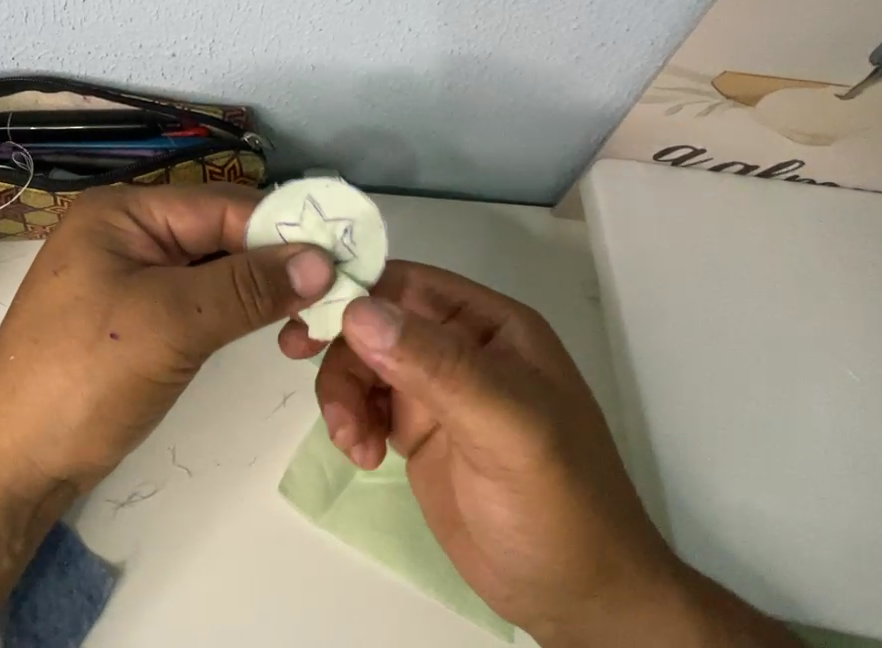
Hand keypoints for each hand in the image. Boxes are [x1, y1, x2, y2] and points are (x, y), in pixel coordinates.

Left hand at [0, 184, 334, 492]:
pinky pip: (199, 299)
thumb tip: (323, 261)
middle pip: (220, 233)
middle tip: (340, 294)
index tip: (348, 258)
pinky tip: (274, 328)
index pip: (223, 206)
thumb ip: (247, 286)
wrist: (13, 461)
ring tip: (315, 316)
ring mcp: (131, 277)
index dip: (286, 229)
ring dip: (262, 289)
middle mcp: (127, 233)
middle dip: (277, 261)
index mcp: (123, 212)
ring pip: (215, 269)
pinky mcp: (137, 318)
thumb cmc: (84, 377)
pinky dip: (237, 311)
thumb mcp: (170, 323)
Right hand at [279, 261, 686, 644]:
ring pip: (360, 361)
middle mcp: (458, 346)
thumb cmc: (558, 504)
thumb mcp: (506, 428)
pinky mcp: (416, 429)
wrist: (576, 598)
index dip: (354, 289)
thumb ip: (436, 365)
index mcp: (489, 326)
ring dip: (342, 392)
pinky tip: (362, 455)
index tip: (305, 315)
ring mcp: (435, 389)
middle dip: (340, 349)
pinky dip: (349, 421)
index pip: (407, 282)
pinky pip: (362, 402)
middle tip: (307, 370)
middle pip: (372, 321)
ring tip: (353, 441)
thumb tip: (357, 310)